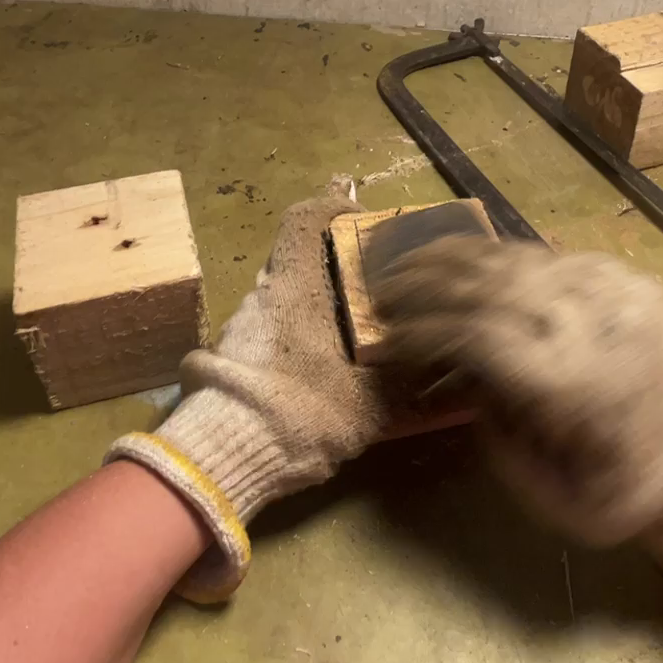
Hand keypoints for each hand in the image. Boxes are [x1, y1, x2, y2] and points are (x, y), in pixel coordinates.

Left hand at [107, 188, 389, 600]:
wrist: (229, 456)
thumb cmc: (304, 408)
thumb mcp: (372, 397)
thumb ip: (404, 374)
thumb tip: (434, 359)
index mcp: (294, 285)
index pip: (304, 220)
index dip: (329, 206)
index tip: (357, 214)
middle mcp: (263, 295)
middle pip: (299, 262)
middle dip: (335, 270)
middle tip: (373, 291)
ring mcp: (241, 326)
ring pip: (286, 300)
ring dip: (315, 308)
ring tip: (352, 338)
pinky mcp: (230, 358)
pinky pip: (271, 332)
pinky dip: (296, 337)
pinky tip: (318, 371)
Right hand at [373, 239, 662, 609]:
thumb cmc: (638, 490)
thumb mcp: (559, 500)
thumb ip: (500, 443)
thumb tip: (466, 384)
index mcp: (567, 379)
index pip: (472, 335)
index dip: (419, 331)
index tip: (384, 337)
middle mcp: (580, 318)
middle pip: (482, 284)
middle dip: (421, 285)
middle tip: (380, 292)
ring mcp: (602, 286)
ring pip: (509, 258)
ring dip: (449, 259)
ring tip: (408, 264)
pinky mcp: (615, 272)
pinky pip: (540, 254)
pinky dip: (492, 255)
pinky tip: (464, 259)